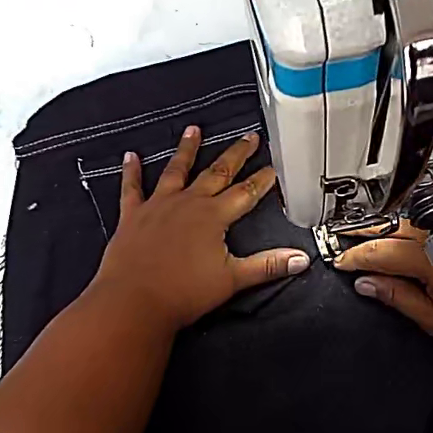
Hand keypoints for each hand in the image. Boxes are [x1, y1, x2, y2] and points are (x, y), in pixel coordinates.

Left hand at [89, 126, 309, 331]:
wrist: (134, 302)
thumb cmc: (183, 293)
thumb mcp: (232, 279)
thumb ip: (268, 266)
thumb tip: (301, 259)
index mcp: (213, 216)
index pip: (246, 192)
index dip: (263, 179)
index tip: (274, 167)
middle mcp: (187, 203)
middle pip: (217, 172)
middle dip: (236, 154)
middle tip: (248, 137)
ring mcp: (158, 206)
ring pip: (176, 170)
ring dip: (187, 150)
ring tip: (194, 130)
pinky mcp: (132, 216)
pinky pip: (132, 188)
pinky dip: (132, 172)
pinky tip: (131, 157)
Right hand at [336, 201, 432, 368]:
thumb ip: (398, 297)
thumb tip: (368, 284)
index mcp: (431, 256)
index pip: (378, 251)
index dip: (354, 256)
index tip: (341, 261)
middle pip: (392, 226)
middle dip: (367, 234)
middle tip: (351, 244)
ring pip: (415, 212)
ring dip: (391, 222)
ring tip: (378, 235)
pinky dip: (423, 212)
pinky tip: (417, 221)